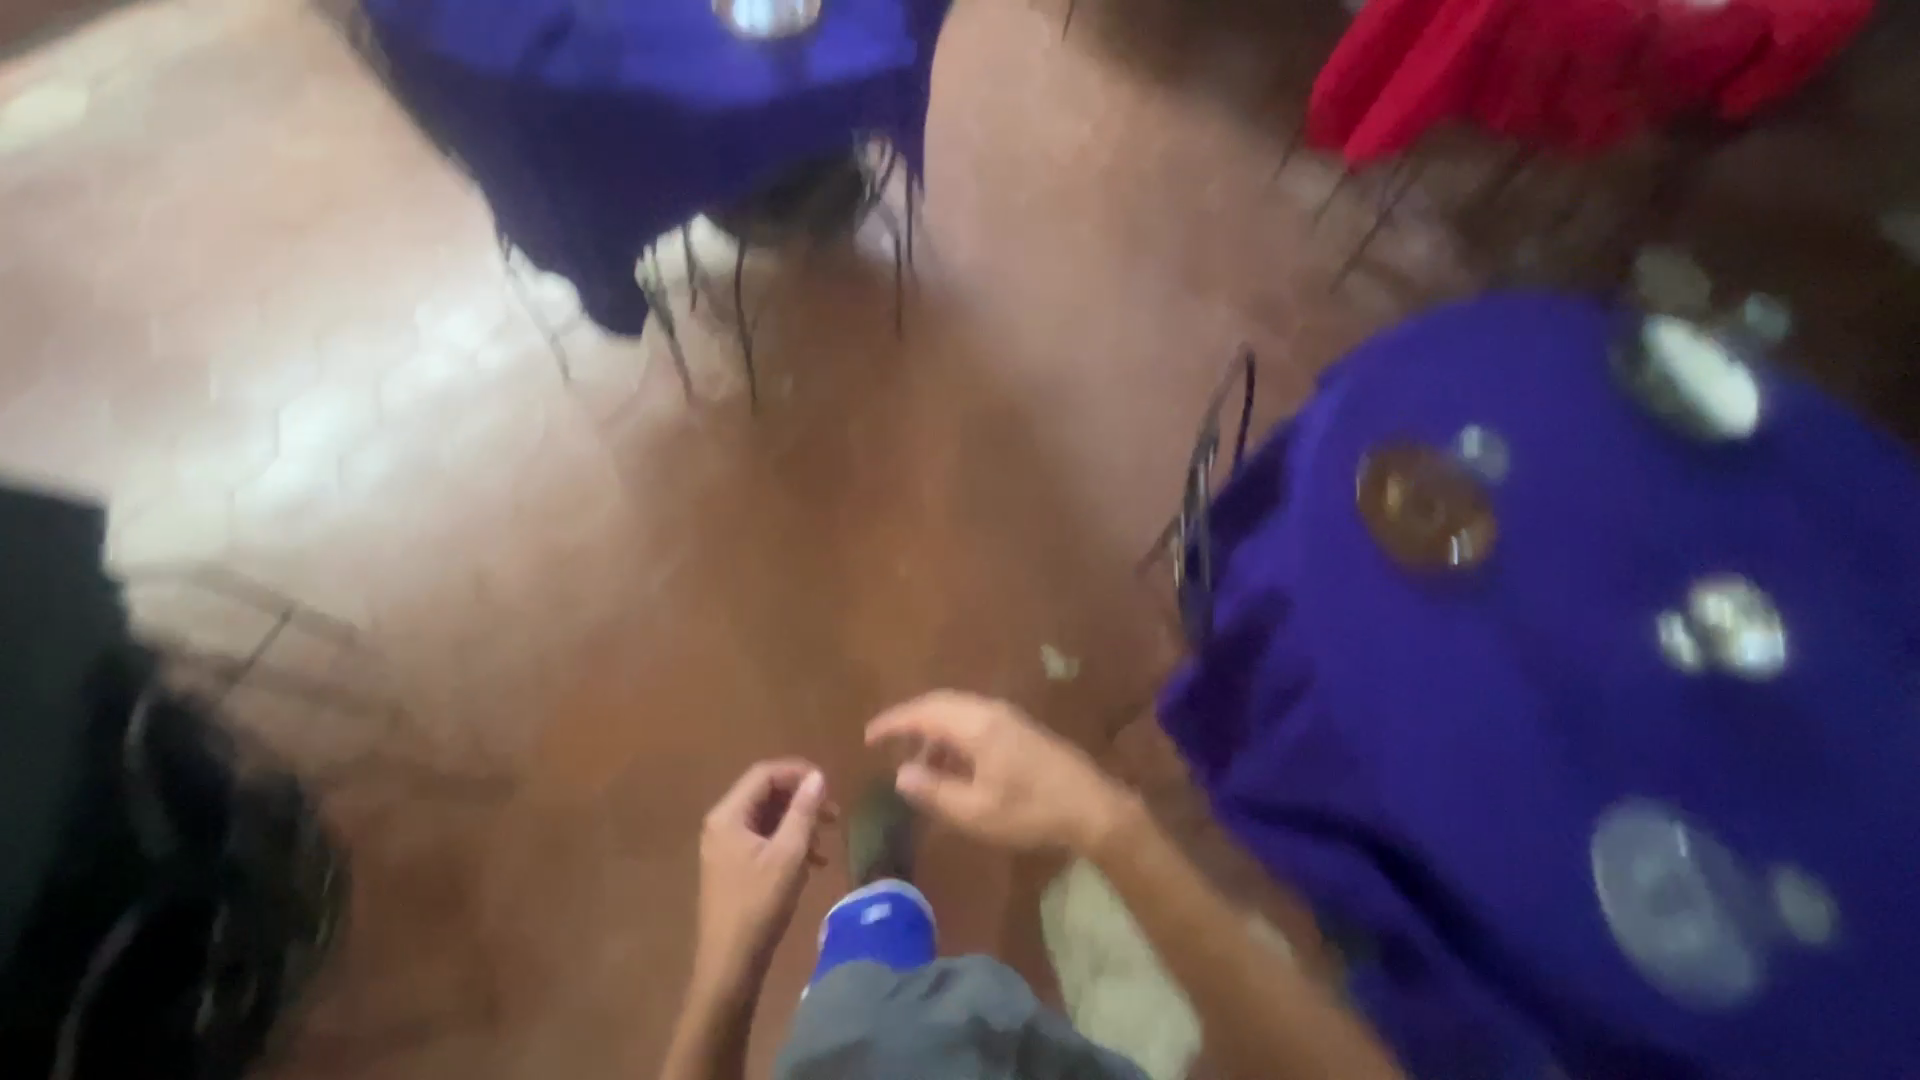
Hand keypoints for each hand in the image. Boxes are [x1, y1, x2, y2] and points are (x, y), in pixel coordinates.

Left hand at [694, 760, 831, 989]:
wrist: (730, 964)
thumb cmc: (758, 905)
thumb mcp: (788, 855)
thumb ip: (803, 812)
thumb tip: (818, 776)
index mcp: (728, 816)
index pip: (764, 774)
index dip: (798, 773)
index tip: (829, 786)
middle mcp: (722, 824)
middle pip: (766, 793)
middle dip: (802, 799)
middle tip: (834, 814)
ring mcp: (726, 846)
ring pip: (768, 817)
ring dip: (799, 822)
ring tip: (827, 840)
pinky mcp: (733, 865)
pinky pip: (764, 838)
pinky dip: (789, 842)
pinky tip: (813, 862)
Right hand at [864, 691, 1132, 852]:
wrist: (1092, 807)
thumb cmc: (1030, 811)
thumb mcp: (975, 811)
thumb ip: (934, 790)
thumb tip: (900, 773)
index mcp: (976, 725)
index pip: (923, 712)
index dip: (893, 723)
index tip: (869, 736)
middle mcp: (990, 711)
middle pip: (940, 703)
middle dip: (911, 720)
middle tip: (887, 742)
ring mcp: (1009, 718)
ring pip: (959, 711)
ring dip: (934, 729)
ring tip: (918, 760)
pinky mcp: (1021, 730)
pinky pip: (975, 720)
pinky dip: (954, 734)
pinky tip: (954, 764)